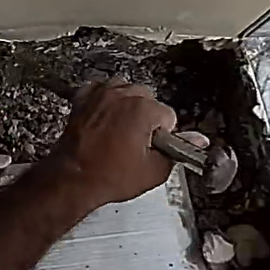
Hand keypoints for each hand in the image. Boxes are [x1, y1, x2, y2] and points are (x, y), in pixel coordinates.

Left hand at [46, 80, 176, 208]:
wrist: (71, 179)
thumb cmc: (108, 176)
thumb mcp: (154, 171)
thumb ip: (178, 150)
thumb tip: (198, 139)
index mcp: (143, 109)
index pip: (168, 115)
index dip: (163, 135)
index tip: (153, 146)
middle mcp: (122, 95)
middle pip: (148, 99)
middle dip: (146, 118)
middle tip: (136, 143)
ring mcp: (101, 94)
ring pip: (126, 90)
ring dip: (127, 106)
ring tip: (121, 132)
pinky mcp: (84, 98)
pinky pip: (102, 90)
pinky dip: (106, 101)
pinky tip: (105, 119)